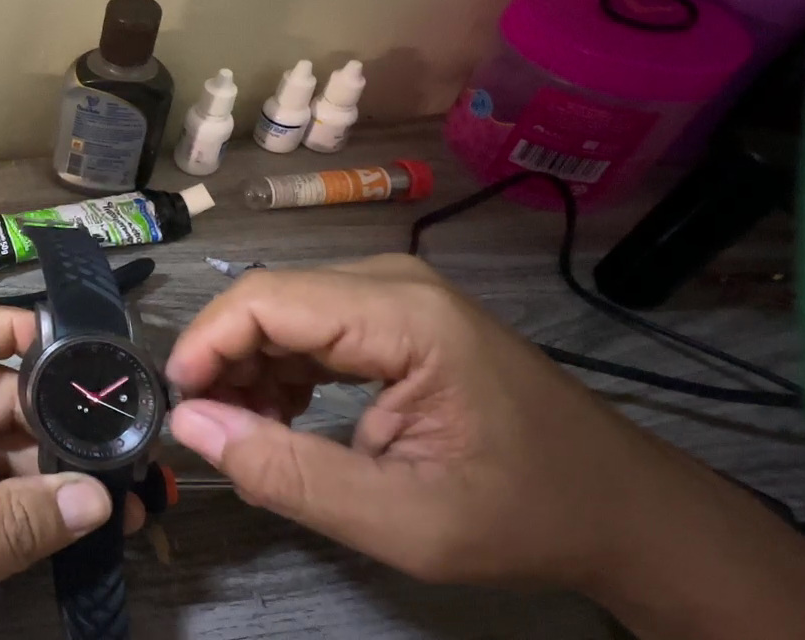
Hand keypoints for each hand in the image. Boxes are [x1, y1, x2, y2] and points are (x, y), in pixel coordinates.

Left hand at [0, 306, 140, 639]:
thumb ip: (12, 523)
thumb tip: (98, 496)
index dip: (11, 328)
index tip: (81, 350)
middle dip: (59, 411)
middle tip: (132, 438)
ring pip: (8, 443)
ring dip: (64, 465)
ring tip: (134, 489)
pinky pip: (4, 490)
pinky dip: (48, 504)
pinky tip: (103, 520)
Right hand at [165, 254, 804, 638]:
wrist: (628, 513)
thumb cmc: (524, 516)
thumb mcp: (403, 521)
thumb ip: (287, 474)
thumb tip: (187, 425)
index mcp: (404, 316)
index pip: (265, 300)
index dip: (205, 343)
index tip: (175, 402)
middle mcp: (390, 283)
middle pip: (267, 301)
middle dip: (223, 361)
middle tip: (209, 430)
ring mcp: (392, 294)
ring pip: (279, 311)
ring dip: (247, 368)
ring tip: (245, 433)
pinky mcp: (392, 314)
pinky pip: (307, 326)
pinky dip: (278, 369)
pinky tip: (281, 416)